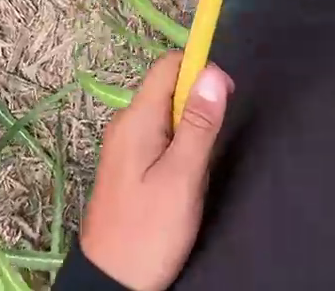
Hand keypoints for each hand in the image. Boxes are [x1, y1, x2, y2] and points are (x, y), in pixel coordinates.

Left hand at [80, 52, 232, 290]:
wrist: (110, 285)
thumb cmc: (149, 231)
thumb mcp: (182, 178)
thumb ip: (199, 124)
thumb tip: (213, 71)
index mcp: (135, 118)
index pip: (168, 65)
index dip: (200, 70)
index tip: (224, 98)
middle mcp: (125, 122)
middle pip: (168, 89)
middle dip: (196, 108)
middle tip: (208, 150)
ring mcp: (123, 144)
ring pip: (166, 115)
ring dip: (189, 133)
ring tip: (194, 173)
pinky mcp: (126, 164)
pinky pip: (158, 137)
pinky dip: (177, 149)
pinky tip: (182, 182)